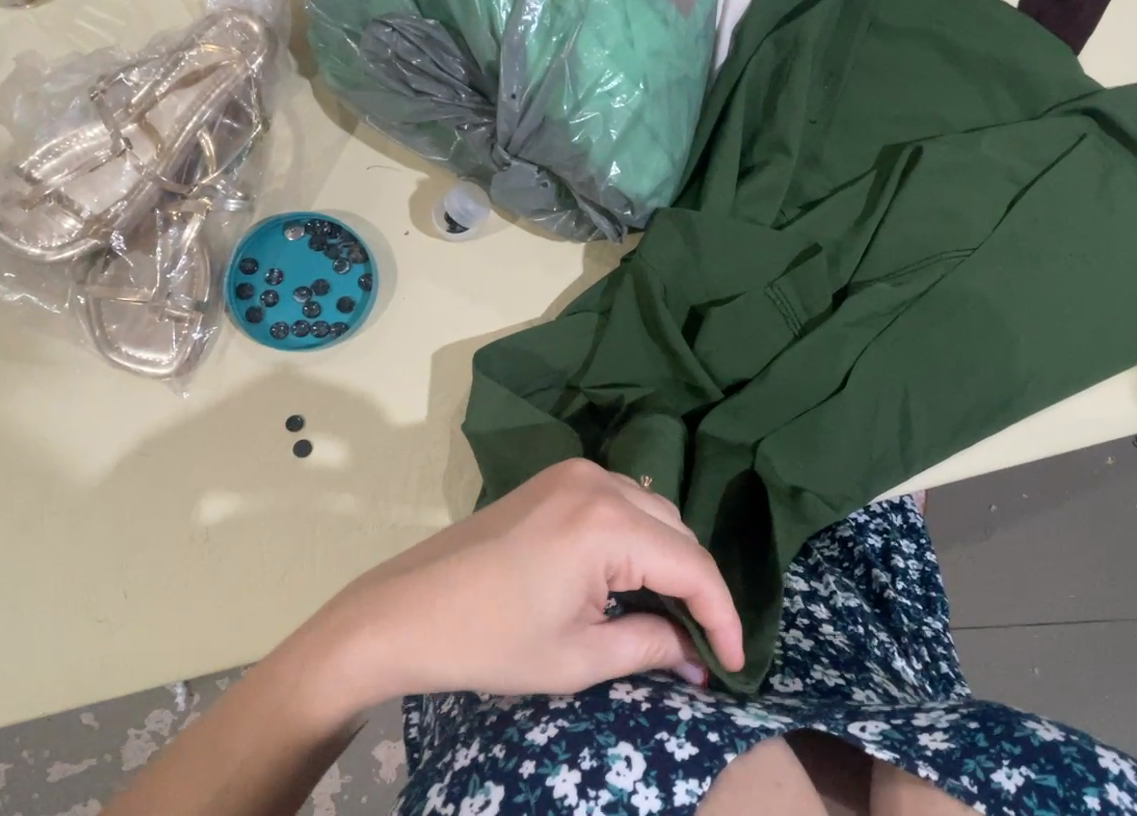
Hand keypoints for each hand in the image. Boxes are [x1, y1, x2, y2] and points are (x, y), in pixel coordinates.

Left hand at [288, 458, 745, 708]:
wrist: (402, 611)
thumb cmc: (488, 642)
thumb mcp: (577, 658)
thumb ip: (650, 646)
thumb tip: (698, 656)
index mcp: (606, 524)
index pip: (692, 566)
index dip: (722, 616)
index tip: (734, 663)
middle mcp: (599, 482)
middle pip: (678, 531)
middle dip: (696, 586)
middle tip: (699, 644)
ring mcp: (574, 473)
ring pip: (653, 511)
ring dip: (669, 558)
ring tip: (666, 613)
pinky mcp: (555, 478)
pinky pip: (622, 500)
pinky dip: (638, 536)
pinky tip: (629, 575)